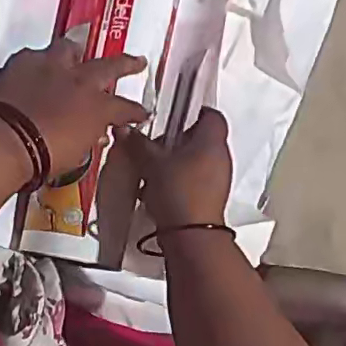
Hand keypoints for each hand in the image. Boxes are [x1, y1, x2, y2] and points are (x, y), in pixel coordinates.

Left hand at [0, 39, 149, 179]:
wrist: (6, 141)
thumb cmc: (43, 157)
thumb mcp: (74, 155)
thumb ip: (86, 139)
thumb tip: (94, 135)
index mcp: (96, 106)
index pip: (123, 108)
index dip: (133, 112)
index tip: (140, 114)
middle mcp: (78, 80)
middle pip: (109, 66)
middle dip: (126, 65)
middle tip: (137, 62)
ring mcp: (49, 67)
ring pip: (68, 49)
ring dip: (74, 52)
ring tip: (75, 52)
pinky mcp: (20, 63)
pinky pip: (31, 57)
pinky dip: (35, 63)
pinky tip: (32, 68)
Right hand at [119, 106, 230, 227]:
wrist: (190, 234)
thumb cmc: (179, 193)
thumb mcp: (151, 164)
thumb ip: (138, 144)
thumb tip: (125, 130)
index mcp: (212, 141)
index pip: (210, 114)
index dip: (191, 112)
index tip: (172, 116)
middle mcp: (220, 157)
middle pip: (200, 138)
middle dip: (176, 140)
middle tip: (154, 144)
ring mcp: (217, 179)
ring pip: (195, 160)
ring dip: (174, 161)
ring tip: (151, 168)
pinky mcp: (209, 197)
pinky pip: (192, 180)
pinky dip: (176, 180)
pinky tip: (157, 189)